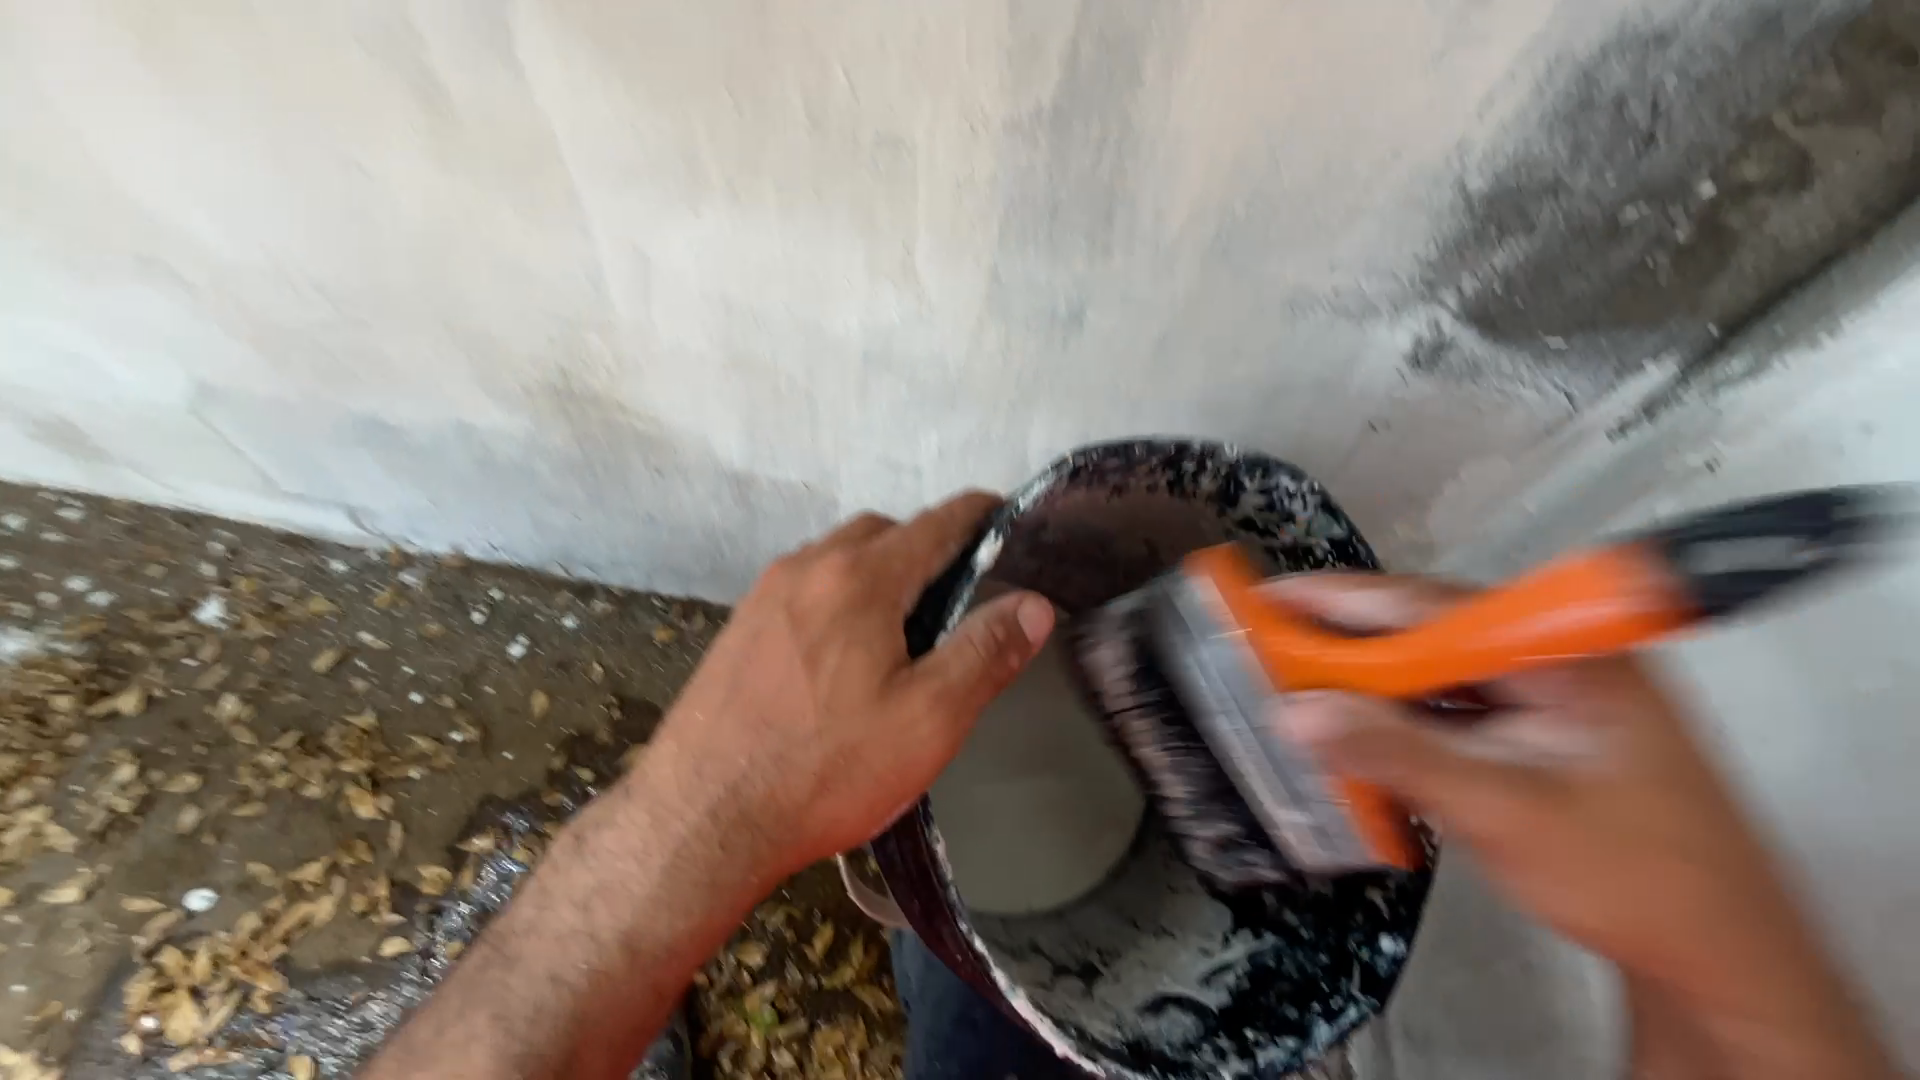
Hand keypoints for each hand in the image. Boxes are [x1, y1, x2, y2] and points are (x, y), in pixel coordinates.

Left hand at [642, 492, 1054, 879]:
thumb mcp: (928, 719)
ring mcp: (764, 594)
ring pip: (837, 556)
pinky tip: (844, 649)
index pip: (936, 522)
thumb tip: (1035, 603)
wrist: (699, 820)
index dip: (979, 515)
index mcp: (860, 577)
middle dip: (926, 545)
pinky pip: (804, 585)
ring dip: (879, 568)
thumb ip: (985, 653)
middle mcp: (807, 567)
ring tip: (905, 623)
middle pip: (883, 531)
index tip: (1005, 516)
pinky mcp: (739, 627)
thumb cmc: (825, 768)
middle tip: (958, 592)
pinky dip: (839, 592)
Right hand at [1268, 573, 1897, 1078]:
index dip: (1341, 600)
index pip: (1431, 608)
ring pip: (1431, 670)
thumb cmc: (1632, 878)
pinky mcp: (1533, 730)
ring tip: (1298, 684)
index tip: (1270, 599)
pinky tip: (1356, 732)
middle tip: (1268, 643)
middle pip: (1426, 632)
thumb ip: (1395, 754)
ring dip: (1366, 683)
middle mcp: (1555, 658)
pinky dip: (1395, 719)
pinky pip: (1446, 707)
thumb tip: (1296, 714)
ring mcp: (1546, 695)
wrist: (1719, 960)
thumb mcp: (1502, 809)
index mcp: (1566, 654)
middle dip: (1345, 641)